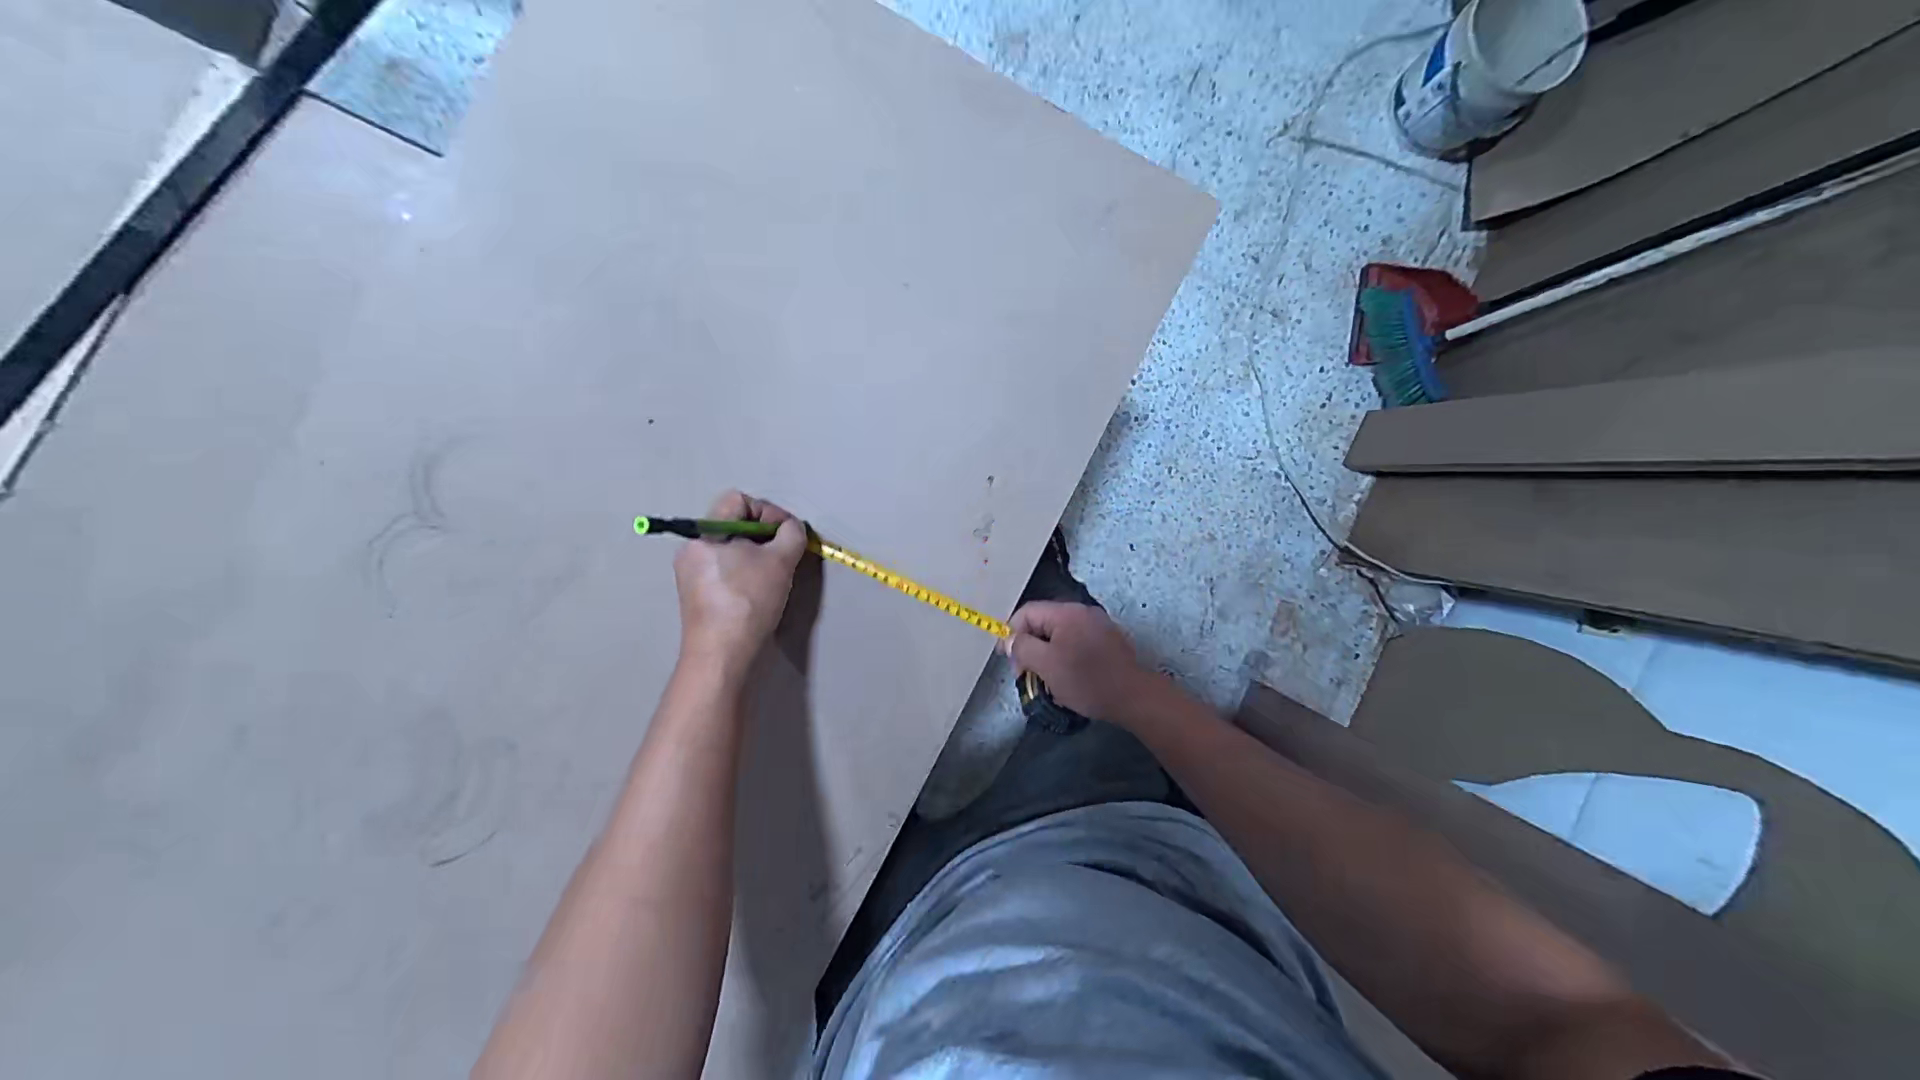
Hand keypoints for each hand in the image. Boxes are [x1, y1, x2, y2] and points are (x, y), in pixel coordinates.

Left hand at [673, 491, 807, 675]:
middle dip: (765, 535)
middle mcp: (692, 549)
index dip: (767, 511)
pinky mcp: (699, 596)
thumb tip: (791, 528)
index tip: (786, 534)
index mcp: (703, 534)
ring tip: (775, 575)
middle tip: (784, 555)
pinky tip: (761, 592)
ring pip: (733, 550)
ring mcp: (692, 575)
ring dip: (758, 556)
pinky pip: (726, 571)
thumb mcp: (780, 561)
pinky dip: (747, 573)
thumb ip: (791, 534)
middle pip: (735, 525)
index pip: (738, 500)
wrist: (722, 655)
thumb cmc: (748, 601)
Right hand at [1005, 601, 1165, 725]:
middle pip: (1043, 622)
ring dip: (1047, 654)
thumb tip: (1011, 639)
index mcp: (1066, 612)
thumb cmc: (1086, 680)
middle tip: (1025, 673)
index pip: (1027, 612)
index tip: (1009, 659)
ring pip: (1060, 634)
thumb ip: (1023, 647)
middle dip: (1029, 646)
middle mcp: (1083, 612)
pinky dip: (1065, 656)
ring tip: (1045, 678)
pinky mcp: (1108, 641)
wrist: (1134, 697)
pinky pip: (1077, 642)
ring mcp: (1098, 625)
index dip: (1011, 632)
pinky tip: (1067, 677)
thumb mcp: (1046, 665)